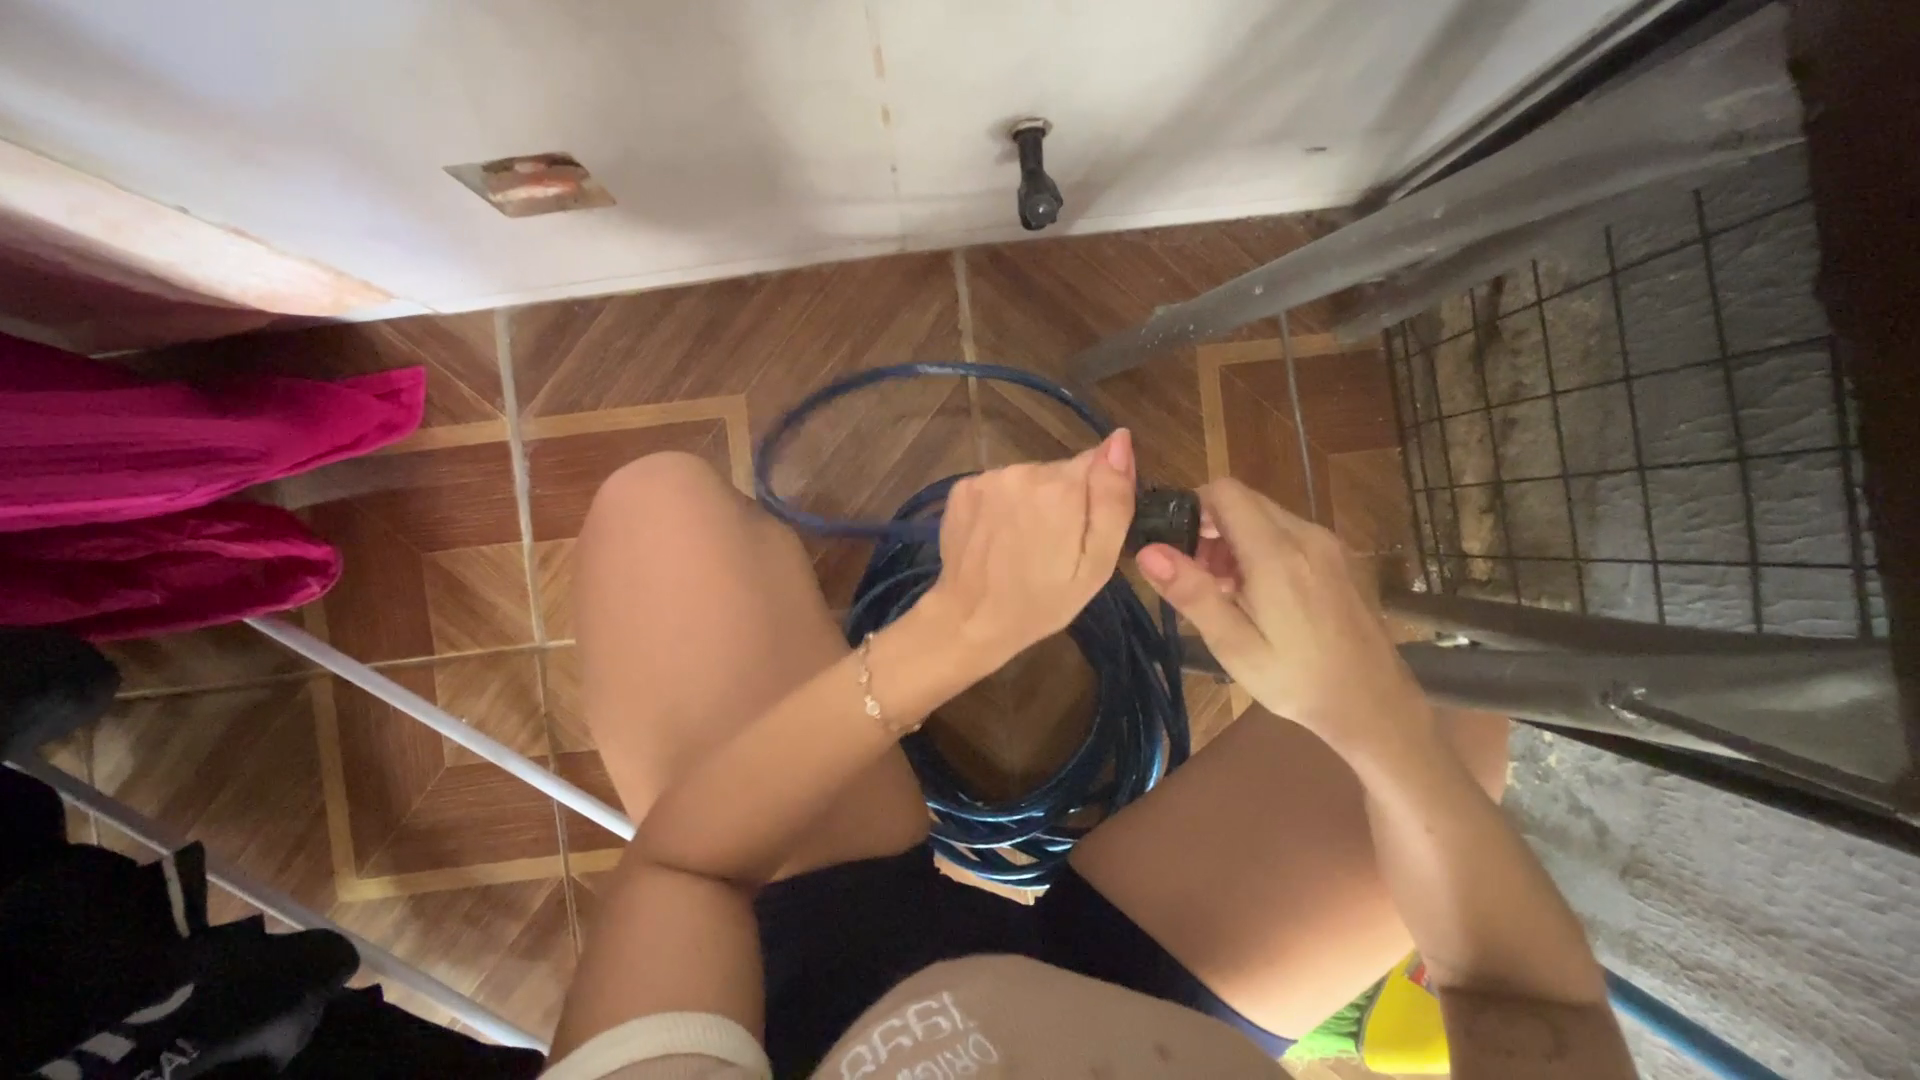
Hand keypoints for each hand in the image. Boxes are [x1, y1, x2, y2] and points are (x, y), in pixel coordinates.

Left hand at [919, 429, 1136, 672]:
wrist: (972, 620)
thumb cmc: (1043, 601)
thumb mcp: (1097, 563)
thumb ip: (1113, 498)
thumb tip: (1121, 438)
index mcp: (1061, 487)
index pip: (1097, 463)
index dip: (1096, 496)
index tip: (1084, 531)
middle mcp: (1023, 470)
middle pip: (1060, 472)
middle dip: (1064, 501)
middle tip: (1055, 547)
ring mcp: (987, 478)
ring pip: (1028, 479)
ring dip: (1032, 503)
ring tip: (1024, 545)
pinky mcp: (961, 488)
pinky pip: (998, 486)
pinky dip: (1002, 506)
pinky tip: (998, 538)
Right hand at [1134, 477, 1430, 753]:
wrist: (1372, 704)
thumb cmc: (1296, 680)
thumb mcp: (1233, 645)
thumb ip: (1192, 593)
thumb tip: (1148, 550)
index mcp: (1276, 554)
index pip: (1224, 492)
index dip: (1192, 509)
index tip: (1178, 549)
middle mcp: (1305, 535)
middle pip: (1242, 500)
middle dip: (1210, 528)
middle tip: (1198, 580)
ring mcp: (1325, 543)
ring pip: (1263, 516)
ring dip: (1233, 540)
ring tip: (1225, 594)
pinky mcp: (1335, 556)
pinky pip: (1285, 532)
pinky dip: (1259, 549)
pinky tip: (1256, 596)